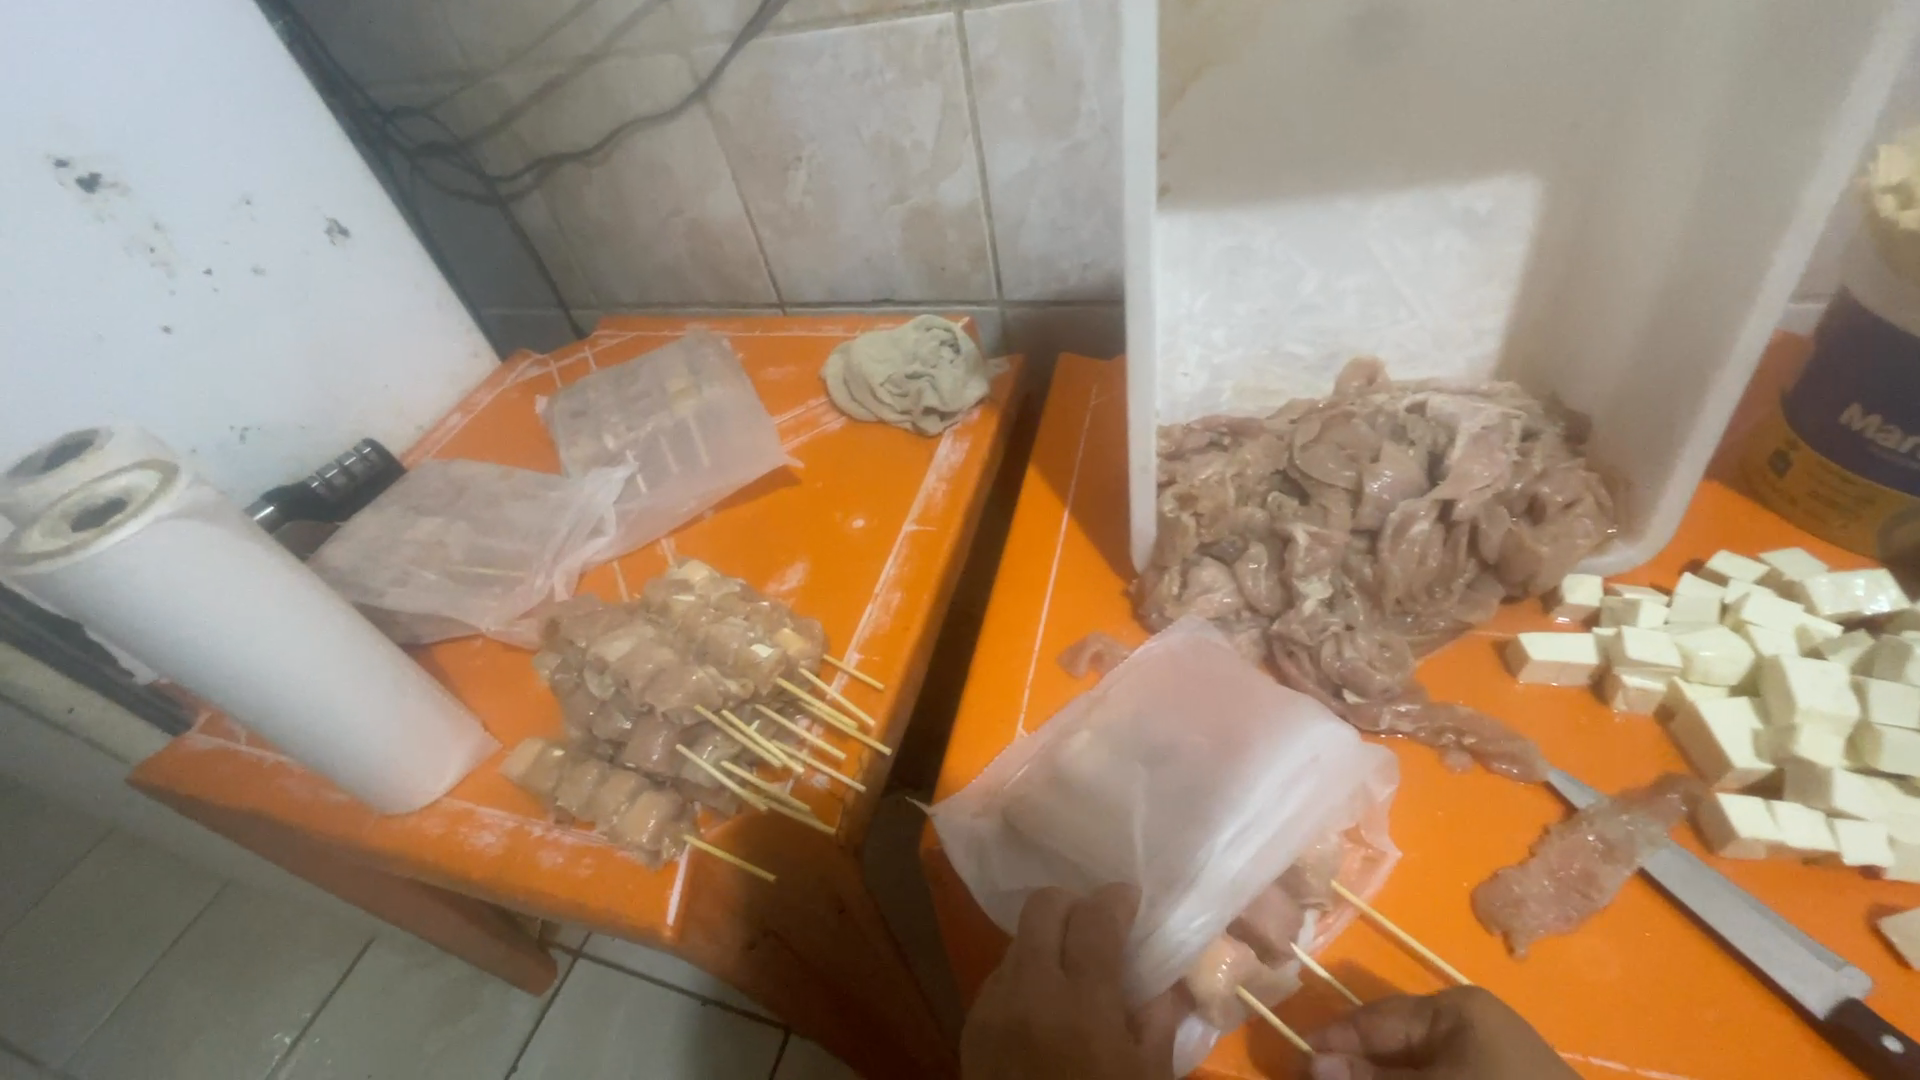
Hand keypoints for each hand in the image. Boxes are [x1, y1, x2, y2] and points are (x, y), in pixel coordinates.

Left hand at [962, 884, 1187, 1079]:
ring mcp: (994, 1006)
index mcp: (1083, 1007)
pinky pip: (1000, 976)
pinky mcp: (971, 1025)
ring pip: (1019, 940)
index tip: (1129, 898)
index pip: (1094, 919)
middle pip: (1043, 906)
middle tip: (1097, 925)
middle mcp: (1031, 992)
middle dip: (1073, 904)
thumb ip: (1159, 1020)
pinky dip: (1025, 976)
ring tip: (1070, 972)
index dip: (1115, 899)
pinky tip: (1043, 1008)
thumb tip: (1170, 977)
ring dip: (1047, 942)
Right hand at [1305, 987, 1576, 1079]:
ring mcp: (1489, 1057)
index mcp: (1453, 1007)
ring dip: (1382, 1077)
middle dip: (1358, 1066)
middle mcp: (1468, 1022)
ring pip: (1415, 1065)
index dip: (1334, 1039)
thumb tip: (1311, 1063)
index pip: (1375, 1018)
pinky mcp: (1501, 1079)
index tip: (1297, 1060)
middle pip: (1393, 1043)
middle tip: (1318, 1079)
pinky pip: (1443, 1076)